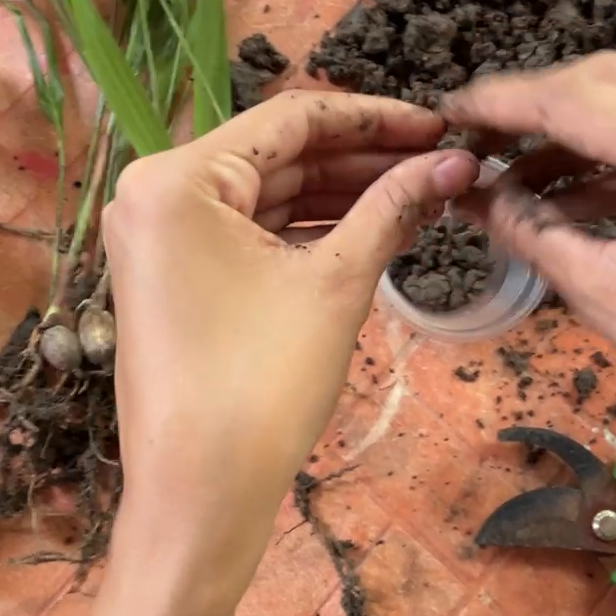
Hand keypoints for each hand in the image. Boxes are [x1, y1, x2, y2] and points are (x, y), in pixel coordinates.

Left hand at [102, 91, 478, 604]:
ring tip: (419, 195)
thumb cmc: (264, 384)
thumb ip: (394, 207)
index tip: (437, 126)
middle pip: (281, 155)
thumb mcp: (338, 283)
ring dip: (342, 194)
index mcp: (178, 177)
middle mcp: (158, 192)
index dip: (374, 119)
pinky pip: (254, 232)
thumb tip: (458, 164)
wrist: (200, 497)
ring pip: (271, 194)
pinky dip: (310, 229)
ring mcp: (164, 235)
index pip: (292, 119)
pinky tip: (371, 226)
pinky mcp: (179, 272)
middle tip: (440, 165)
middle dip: (364, 160)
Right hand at [444, 53, 615, 550]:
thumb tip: (470, 194)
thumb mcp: (609, 297)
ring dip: (576, 131)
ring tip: (513, 173)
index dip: (504, 102)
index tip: (450, 110)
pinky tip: (569, 186)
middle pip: (612, 81)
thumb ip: (531, 230)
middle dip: (536, 109)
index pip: (582, 99)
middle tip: (477, 141)